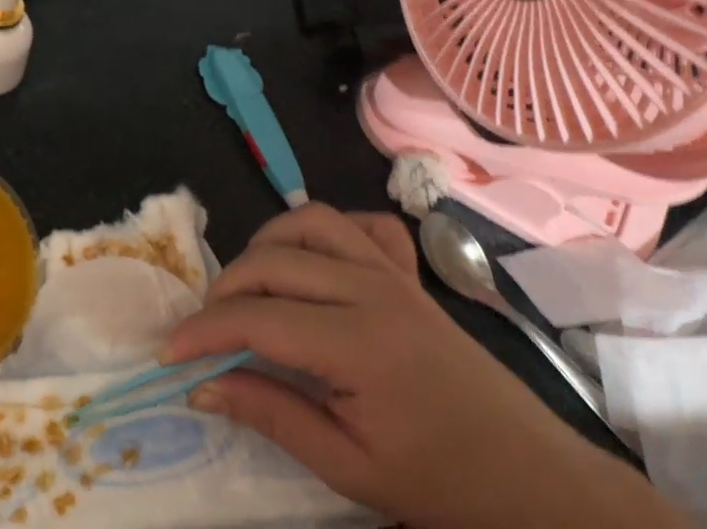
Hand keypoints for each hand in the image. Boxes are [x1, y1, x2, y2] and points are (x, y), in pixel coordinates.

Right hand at [163, 204, 688, 528]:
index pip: (256, 318)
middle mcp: (374, 293)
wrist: (538, 482)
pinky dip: (327, 230)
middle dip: (224, 292)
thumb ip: (270, 414)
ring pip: (310, 223)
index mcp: (361, 345)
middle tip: (209, 334)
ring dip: (265, 247)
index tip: (168, 353)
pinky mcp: (412, 277)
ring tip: (249, 289)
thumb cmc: (442, 482)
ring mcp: (396, 277)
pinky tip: (313, 261)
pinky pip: (364, 225)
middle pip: (272, 262)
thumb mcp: (348, 467)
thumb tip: (198, 386)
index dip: (202, 332)